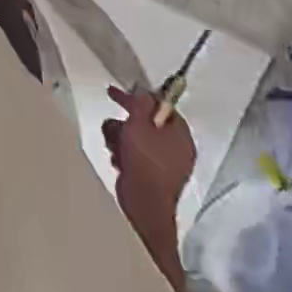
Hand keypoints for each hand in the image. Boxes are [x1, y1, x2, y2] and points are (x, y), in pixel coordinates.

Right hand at [103, 85, 195, 213]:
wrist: (145, 202)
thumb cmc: (144, 159)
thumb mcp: (139, 125)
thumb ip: (141, 104)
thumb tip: (144, 89)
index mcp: (180, 135)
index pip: (162, 108)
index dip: (140, 99)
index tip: (118, 94)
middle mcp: (177, 148)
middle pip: (148, 123)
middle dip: (125, 122)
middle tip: (111, 123)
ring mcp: (165, 163)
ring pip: (137, 138)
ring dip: (120, 138)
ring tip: (113, 146)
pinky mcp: (152, 174)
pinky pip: (136, 154)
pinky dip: (124, 153)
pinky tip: (118, 160)